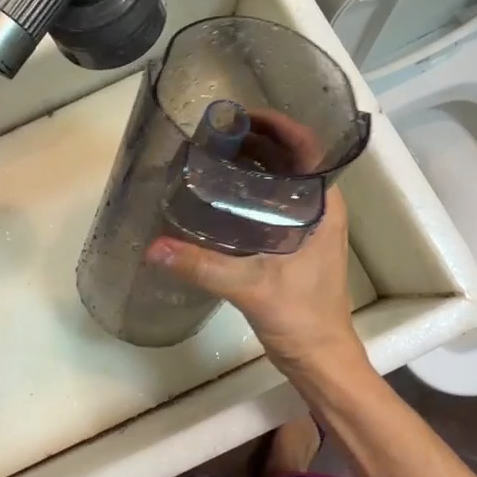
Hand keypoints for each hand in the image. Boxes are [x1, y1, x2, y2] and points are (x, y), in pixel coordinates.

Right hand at [144, 111, 365, 378]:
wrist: (321, 360)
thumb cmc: (302, 318)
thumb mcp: (251, 288)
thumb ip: (202, 265)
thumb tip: (153, 247)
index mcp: (323, 206)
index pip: (309, 147)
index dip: (279, 125)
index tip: (241, 116)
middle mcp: (319, 207)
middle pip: (291, 158)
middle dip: (257, 139)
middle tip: (215, 133)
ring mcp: (307, 225)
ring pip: (281, 179)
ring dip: (253, 162)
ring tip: (211, 154)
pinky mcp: (292, 241)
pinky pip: (272, 200)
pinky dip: (249, 188)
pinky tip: (217, 193)